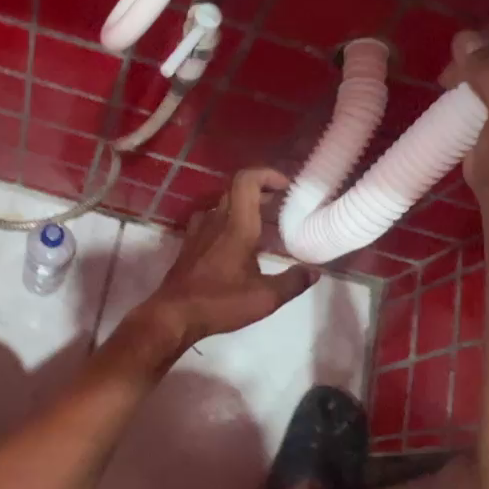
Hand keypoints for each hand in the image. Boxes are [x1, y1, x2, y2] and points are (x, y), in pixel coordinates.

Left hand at [137, 169, 318, 348]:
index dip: (266, 175)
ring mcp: (199, 230)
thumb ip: (292, 283)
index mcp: (237, 226)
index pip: (247, 181)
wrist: (174, 314)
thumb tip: (314, 272)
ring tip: (261, 222)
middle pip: (237, 189)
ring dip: (243, 205)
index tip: (285, 187)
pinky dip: (226, 219)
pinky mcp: (189, 243)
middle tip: (280, 205)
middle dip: (261, 190)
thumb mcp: (264, 298)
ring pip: (223, 204)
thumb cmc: (220, 302)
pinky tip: (233, 239)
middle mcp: (217, 220)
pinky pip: (210, 219)